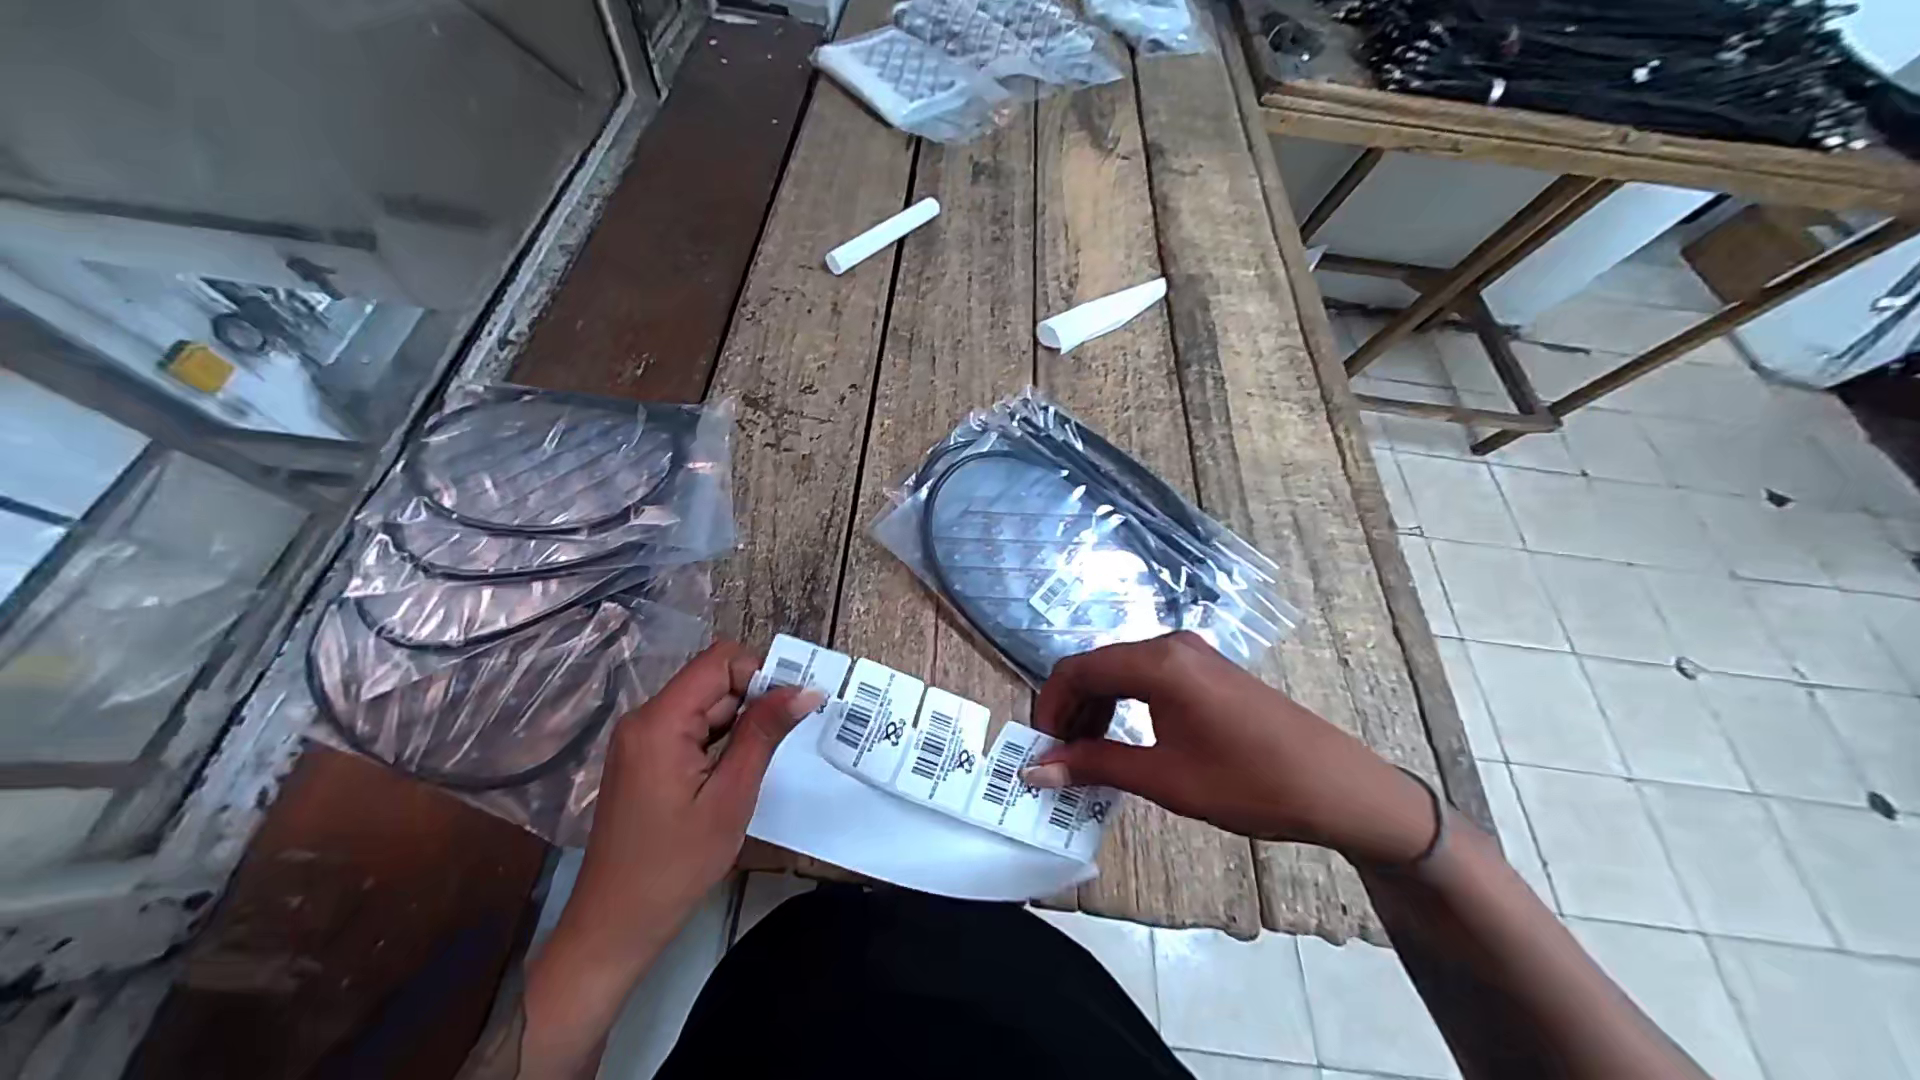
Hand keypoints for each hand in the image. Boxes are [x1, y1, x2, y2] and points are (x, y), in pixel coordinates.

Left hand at [557, 641, 822, 960]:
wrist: (616, 925)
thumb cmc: (676, 865)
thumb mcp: (731, 796)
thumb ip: (764, 733)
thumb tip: (806, 689)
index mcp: (659, 721)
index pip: (720, 662)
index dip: (760, 674)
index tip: (789, 710)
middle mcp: (645, 719)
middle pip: (713, 680)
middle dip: (755, 700)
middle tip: (784, 740)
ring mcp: (641, 739)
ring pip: (706, 704)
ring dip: (741, 721)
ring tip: (764, 759)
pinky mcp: (645, 758)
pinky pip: (693, 728)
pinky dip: (723, 738)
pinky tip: (739, 769)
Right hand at [1023, 631, 1435, 864]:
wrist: (1338, 788)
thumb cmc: (1249, 783)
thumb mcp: (1165, 778)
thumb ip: (1095, 765)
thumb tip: (1037, 769)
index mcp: (1158, 662)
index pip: (1077, 670)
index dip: (1050, 708)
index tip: (1043, 749)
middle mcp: (1170, 645)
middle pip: (1096, 666)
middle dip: (1070, 710)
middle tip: (1062, 757)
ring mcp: (1192, 654)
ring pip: (1119, 671)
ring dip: (1095, 708)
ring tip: (1090, 755)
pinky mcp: (1206, 669)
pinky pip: (1146, 677)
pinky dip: (1124, 704)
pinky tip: (1124, 738)